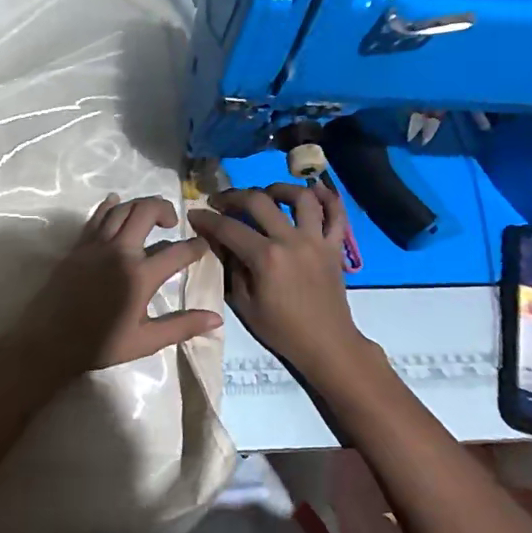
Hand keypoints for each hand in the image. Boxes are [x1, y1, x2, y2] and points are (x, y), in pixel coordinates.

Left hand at [7, 194, 222, 375]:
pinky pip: (97, 216)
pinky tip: (116, 202)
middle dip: (166, 210)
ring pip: (122, 209)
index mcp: (140, 276)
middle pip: (147, 212)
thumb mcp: (146, 341)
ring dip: (141, 206)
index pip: (178, 252)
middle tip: (174, 223)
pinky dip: (110, 206)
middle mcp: (120, 252)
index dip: (197, 247)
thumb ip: (182, 326)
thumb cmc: (100, 345)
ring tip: (151, 217)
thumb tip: (217, 319)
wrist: (48, 343)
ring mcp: (96, 245)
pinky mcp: (78, 246)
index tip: (204, 246)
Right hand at [187, 184, 370, 377]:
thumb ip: (231, 269)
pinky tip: (314, 190)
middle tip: (221, 201)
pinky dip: (328, 198)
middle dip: (233, 196)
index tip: (194, 214)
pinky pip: (337, 214)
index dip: (208, 219)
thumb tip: (218, 243)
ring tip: (267, 194)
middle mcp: (291, 240)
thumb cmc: (282, 330)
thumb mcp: (245, 304)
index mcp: (266, 258)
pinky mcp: (335, 245)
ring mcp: (316, 240)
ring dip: (279, 188)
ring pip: (301, 198)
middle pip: (259, 201)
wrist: (326, 343)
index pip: (229, 228)